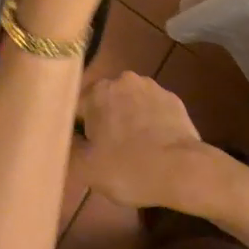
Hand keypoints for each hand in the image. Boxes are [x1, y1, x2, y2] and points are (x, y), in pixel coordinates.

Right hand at [77, 72, 211, 209]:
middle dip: (103, 124)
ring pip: (129, 104)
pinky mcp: (173, 99)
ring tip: (133, 153)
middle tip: (108, 155)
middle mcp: (124, 79)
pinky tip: (153, 147)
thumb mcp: (86, 169)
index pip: (76, 108)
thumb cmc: (129, 168)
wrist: (183, 170)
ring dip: (127, 122)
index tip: (86, 153)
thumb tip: (65, 140)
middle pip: (104, 103)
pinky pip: (152, 110)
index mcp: (98, 91)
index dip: (77, 132)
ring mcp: (152, 86)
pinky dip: (149, 124)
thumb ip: (68, 150)